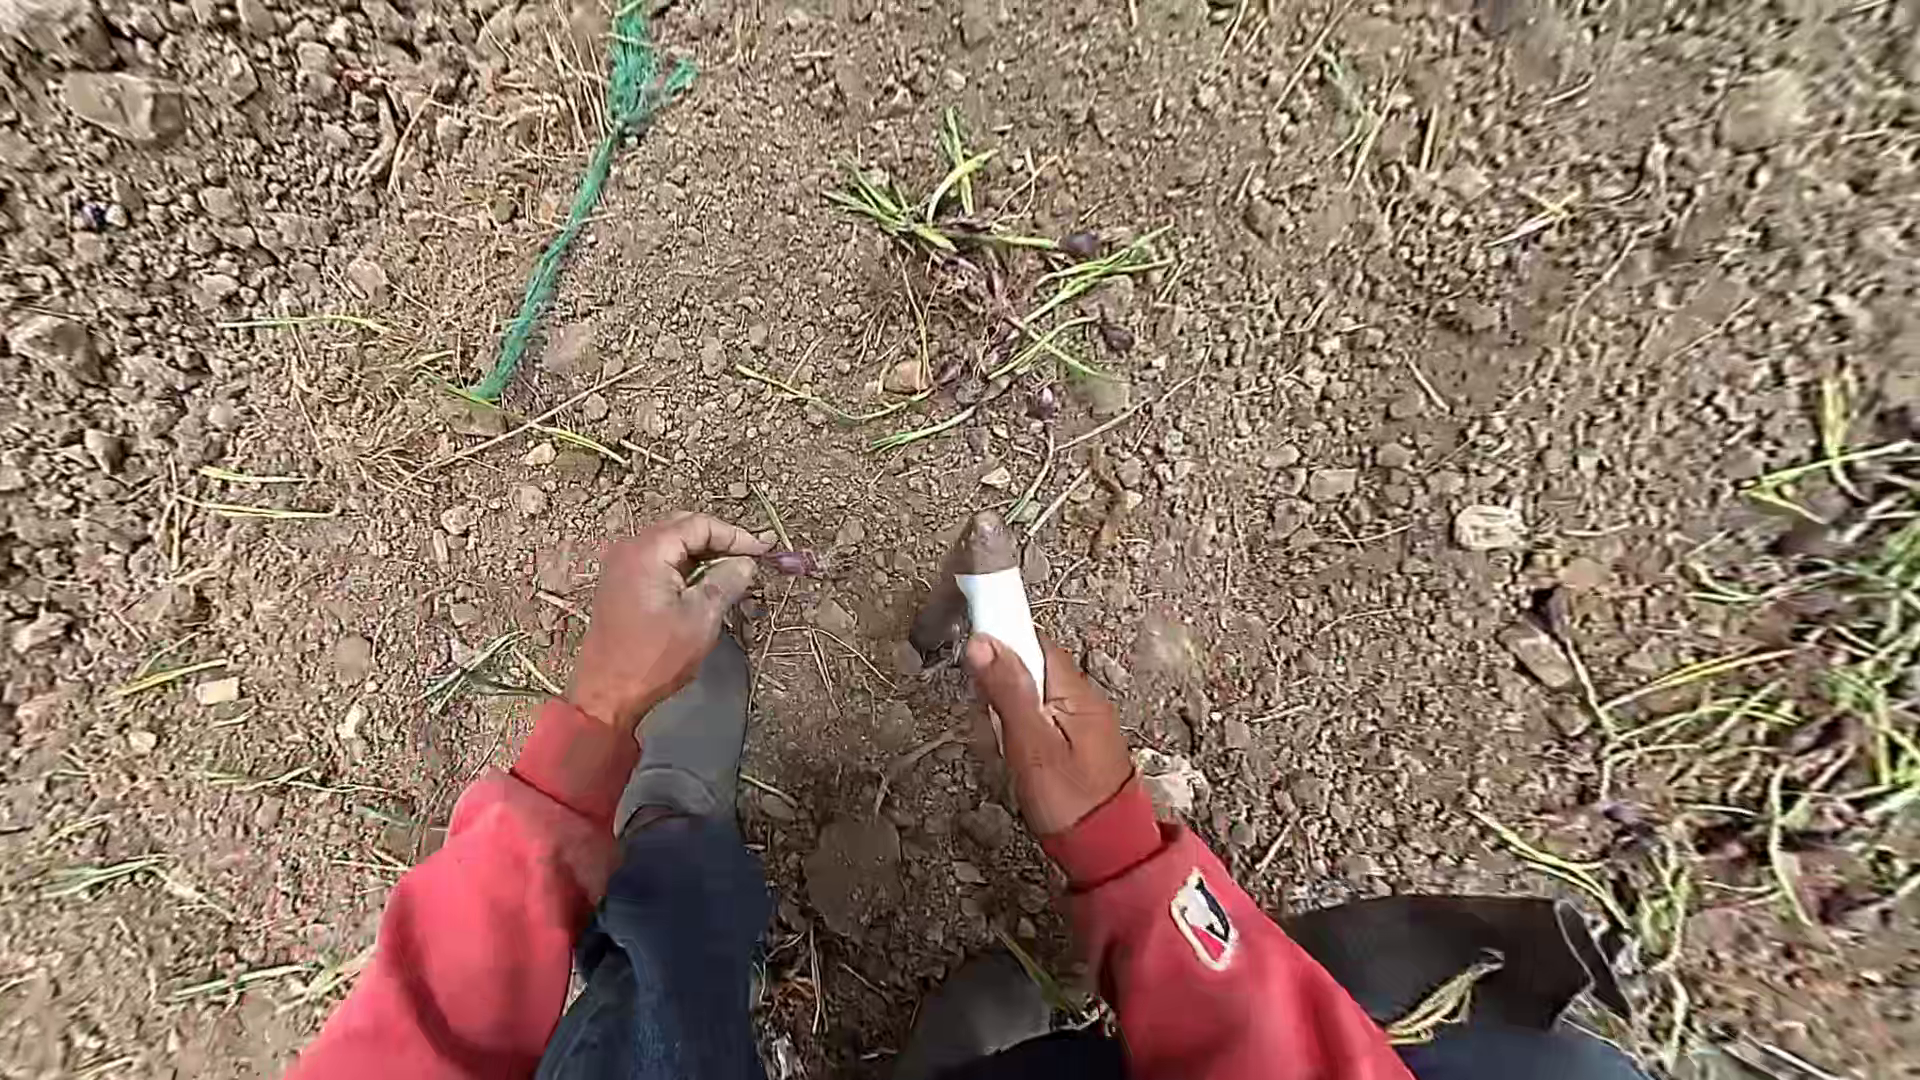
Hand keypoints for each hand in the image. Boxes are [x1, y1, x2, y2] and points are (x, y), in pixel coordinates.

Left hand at [567, 513, 767, 730]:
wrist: (607, 694)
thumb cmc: (656, 656)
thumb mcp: (701, 616)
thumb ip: (727, 580)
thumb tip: (747, 562)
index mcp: (647, 551)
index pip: (699, 525)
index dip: (735, 535)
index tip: (762, 551)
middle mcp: (630, 550)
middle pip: (684, 528)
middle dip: (721, 540)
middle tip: (751, 557)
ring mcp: (622, 567)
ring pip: (673, 544)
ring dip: (705, 553)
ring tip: (735, 570)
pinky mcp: (622, 584)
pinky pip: (661, 561)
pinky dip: (687, 566)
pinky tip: (707, 582)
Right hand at [964, 634, 1133, 835]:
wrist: (1107, 854)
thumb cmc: (1070, 802)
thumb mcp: (1031, 744)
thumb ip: (1007, 690)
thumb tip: (982, 642)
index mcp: (1075, 690)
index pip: (1032, 641)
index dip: (1001, 644)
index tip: (976, 663)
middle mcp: (1082, 697)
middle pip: (1028, 668)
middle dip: (1000, 691)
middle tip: (992, 726)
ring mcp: (1080, 719)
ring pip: (1029, 697)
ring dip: (1006, 717)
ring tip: (1005, 750)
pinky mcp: (1075, 740)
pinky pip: (1038, 720)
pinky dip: (1020, 733)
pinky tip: (1017, 758)